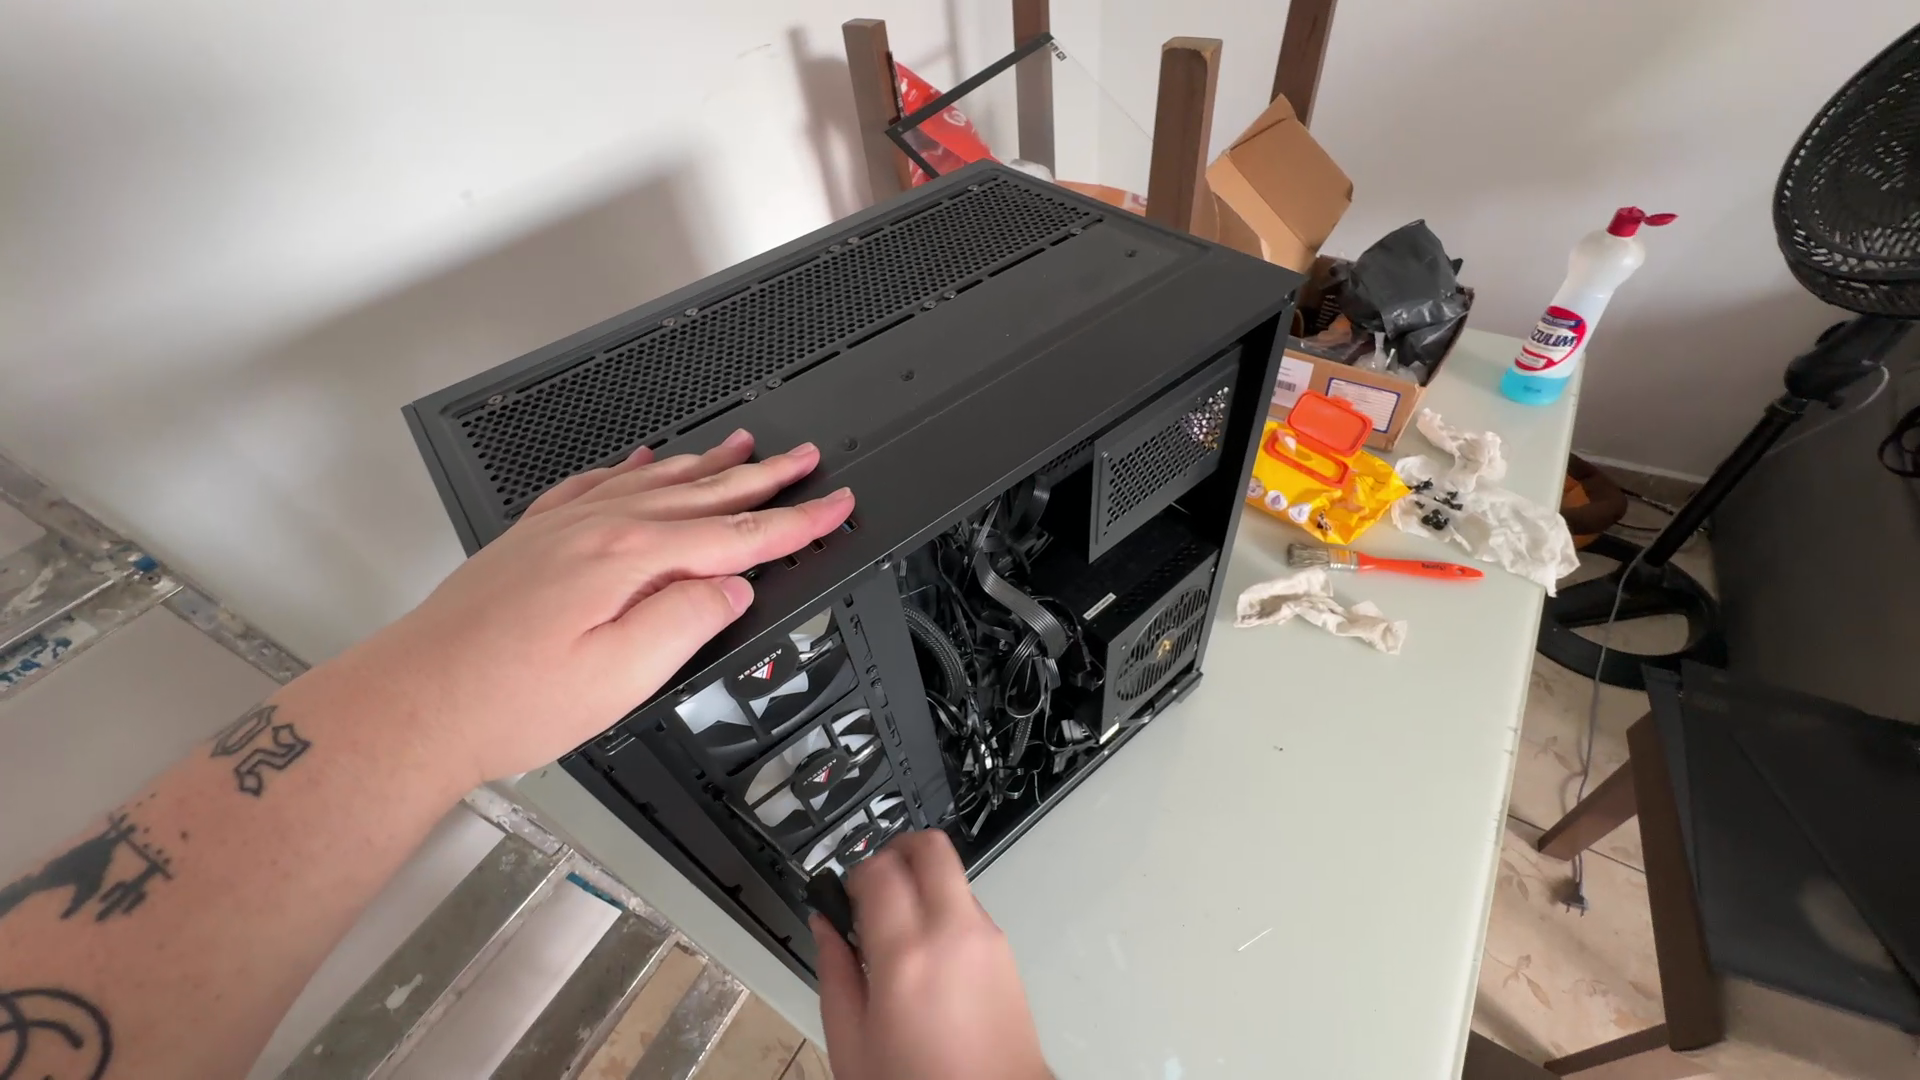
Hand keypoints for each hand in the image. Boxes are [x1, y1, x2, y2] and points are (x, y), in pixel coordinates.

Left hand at [325, 429, 850, 786]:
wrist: (411, 706)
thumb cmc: (508, 699)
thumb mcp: (621, 675)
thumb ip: (688, 620)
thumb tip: (732, 587)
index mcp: (630, 559)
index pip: (738, 535)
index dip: (796, 522)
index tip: (834, 506)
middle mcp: (600, 529)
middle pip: (706, 493)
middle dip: (766, 476)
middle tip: (805, 458)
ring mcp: (566, 529)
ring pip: (659, 480)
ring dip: (710, 462)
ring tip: (745, 442)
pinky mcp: (539, 539)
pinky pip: (599, 482)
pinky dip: (634, 466)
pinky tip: (645, 457)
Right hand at [813, 830, 1049, 1079]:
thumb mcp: (853, 1044)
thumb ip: (833, 973)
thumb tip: (823, 925)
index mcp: (906, 957)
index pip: (880, 870)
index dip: (856, 871)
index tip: (847, 893)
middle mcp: (951, 932)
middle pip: (929, 846)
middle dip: (897, 849)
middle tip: (874, 880)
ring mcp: (984, 935)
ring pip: (950, 871)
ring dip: (922, 880)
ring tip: (899, 924)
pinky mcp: (1004, 946)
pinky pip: (968, 902)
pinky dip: (944, 906)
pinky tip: (928, 948)